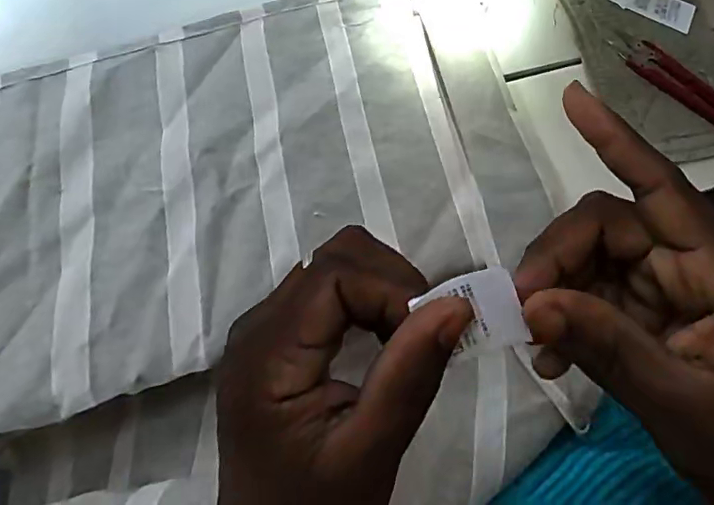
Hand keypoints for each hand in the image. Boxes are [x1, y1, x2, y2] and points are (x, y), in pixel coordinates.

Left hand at [218, 226, 472, 504]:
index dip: (390, 288)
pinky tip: (383, 338)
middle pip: (332, 257)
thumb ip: (408, 378)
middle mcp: (257, 323)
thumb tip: (456, 304)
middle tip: (424, 333)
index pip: (333, 273)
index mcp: (268, 351)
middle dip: (389, 281)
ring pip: (332, 265)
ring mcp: (263, 326)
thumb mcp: (368, 456)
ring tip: (406, 339)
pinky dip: (365, 300)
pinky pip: (325, 290)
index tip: (430, 331)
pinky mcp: (276, 335)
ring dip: (380, 288)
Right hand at [514, 83, 713, 504]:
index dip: (615, 138)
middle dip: (558, 256)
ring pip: (588, 255)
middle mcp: (686, 260)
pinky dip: (562, 317)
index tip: (572, 97)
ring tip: (535, 339)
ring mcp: (663, 284)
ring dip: (554, 290)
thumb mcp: (684, 405)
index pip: (661, 185)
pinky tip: (550, 356)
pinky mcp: (644, 309)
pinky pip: (588, 292)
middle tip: (523, 305)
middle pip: (605, 225)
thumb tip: (533, 304)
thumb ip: (609, 348)